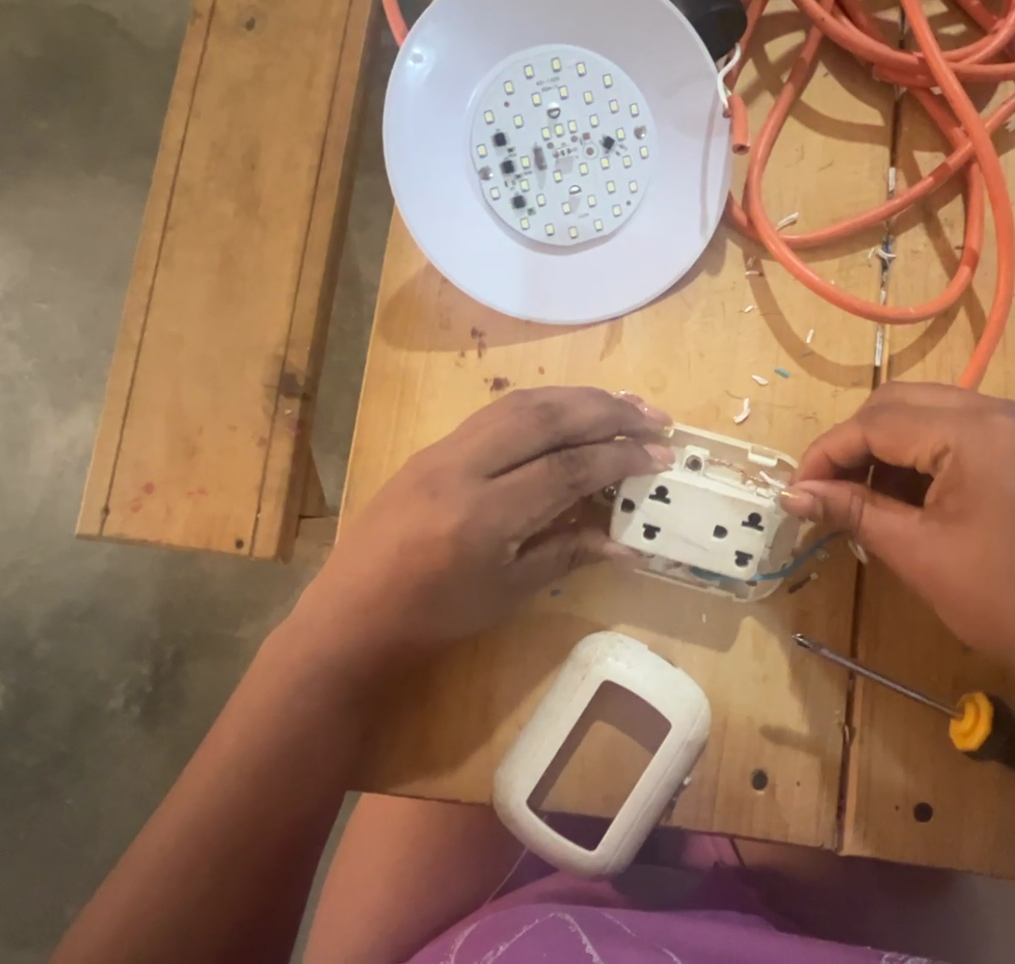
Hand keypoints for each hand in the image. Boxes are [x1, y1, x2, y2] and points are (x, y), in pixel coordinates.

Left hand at [297, 388, 671, 668]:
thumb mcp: (509, 592)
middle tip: (655, 417)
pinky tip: (568, 412)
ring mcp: (443, 450)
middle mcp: (462, 468)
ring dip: (577, 398)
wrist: (353, 613)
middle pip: (547, 418)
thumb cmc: (435, 617)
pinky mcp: (433, 447)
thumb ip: (568, 553)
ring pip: (521, 404)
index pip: (567, 467)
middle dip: (608, 411)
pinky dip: (543, 405)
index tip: (661, 455)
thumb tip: (627, 542)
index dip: (620, 457)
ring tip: (623, 405)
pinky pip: (497, 412)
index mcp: (483, 514)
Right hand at [779, 383, 1014, 693]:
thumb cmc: (1004, 601)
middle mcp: (1001, 411)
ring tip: (862, 500)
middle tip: (825, 492)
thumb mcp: (917, 552)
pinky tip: (906, 498)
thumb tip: (792, 494)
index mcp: (976, 431)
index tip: (796, 491)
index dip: (827, 453)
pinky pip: (959, 434)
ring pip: (929, 414)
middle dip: (854, 444)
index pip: (877, 422)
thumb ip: (851, 510)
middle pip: (900, 404)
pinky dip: (922, 457)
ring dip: (887, 449)